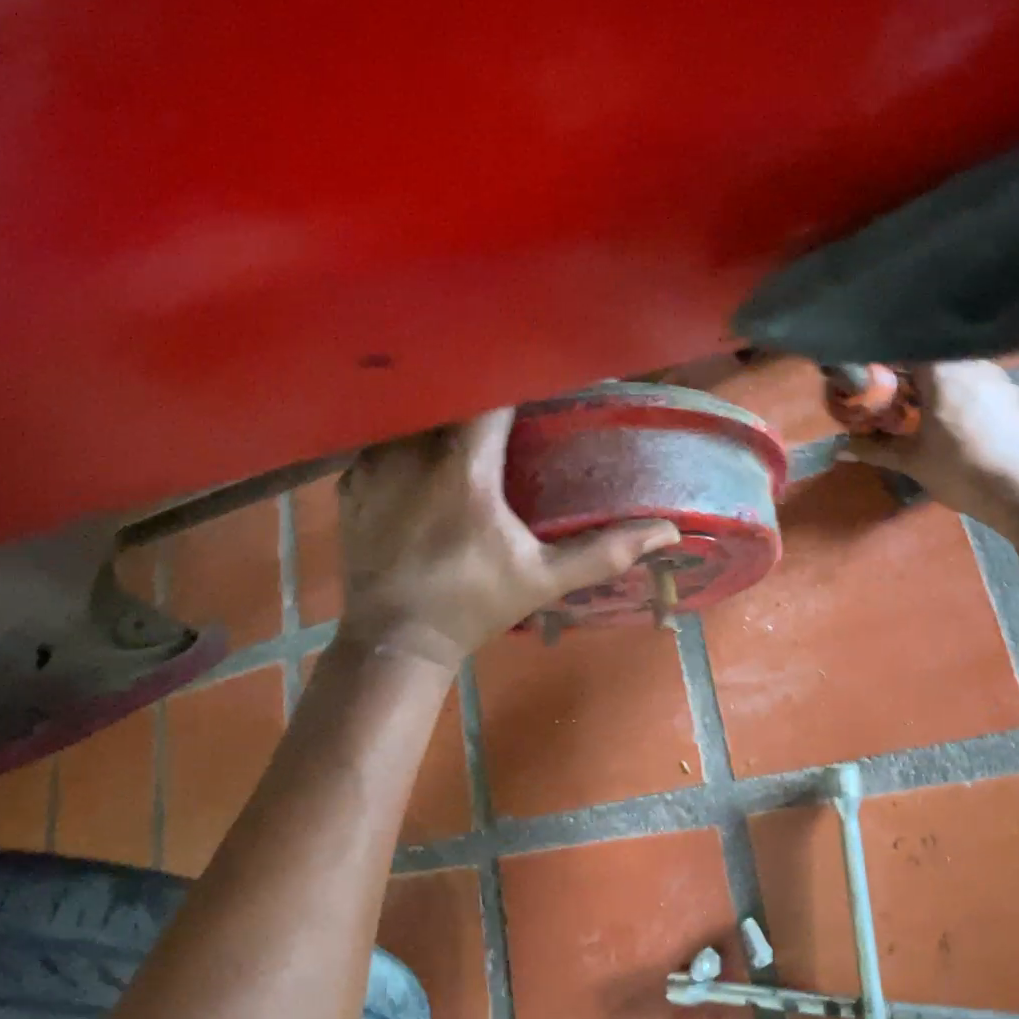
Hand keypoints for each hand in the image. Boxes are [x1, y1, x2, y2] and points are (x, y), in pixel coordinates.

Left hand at [336, 409, 680, 666]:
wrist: (395, 641)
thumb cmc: (473, 605)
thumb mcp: (543, 578)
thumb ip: (604, 550)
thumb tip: (668, 531)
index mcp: (464, 468)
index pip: (489, 396)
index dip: (515, 379)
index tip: (536, 377)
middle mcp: (412, 452)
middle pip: (448, 394)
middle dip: (476, 393)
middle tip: (504, 402)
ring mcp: (373, 465)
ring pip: (410, 413)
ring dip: (438, 413)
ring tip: (464, 421)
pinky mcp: (351, 483)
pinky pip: (380, 441)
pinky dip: (404, 440)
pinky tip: (421, 459)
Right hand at [842, 360, 1018, 532]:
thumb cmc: (960, 470)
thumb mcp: (911, 461)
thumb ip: (875, 449)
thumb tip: (840, 449)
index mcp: (942, 372)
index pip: (905, 350)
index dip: (886, 363)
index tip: (873, 380)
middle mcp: (972, 365)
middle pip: (934, 360)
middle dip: (913, 377)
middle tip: (896, 399)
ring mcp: (999, 379)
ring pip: (959, 372)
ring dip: (940, 387)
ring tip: (927, 412)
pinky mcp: (1016, 397)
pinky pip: (980, 387)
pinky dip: (964, 397)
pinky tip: (959, 422)